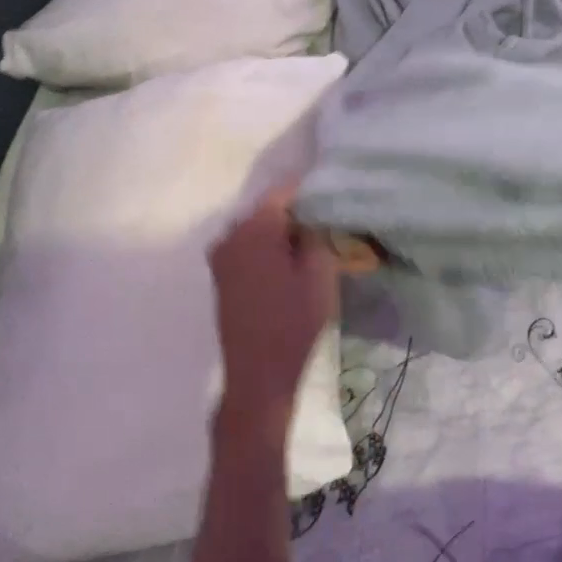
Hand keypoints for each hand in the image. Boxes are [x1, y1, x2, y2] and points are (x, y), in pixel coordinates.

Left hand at [208, 183, 337, 418]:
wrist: (258, 373)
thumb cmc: (294, 320)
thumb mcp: (320, 271)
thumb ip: (316, 232)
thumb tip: (315, 210)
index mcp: (253, 229)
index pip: (286, 190)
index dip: (314, 188)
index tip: (340, 190)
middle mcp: (229, 236)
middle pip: (271, 207)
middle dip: (301, 209)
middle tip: (334, 217)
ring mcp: (221, 257)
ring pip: (262, 227)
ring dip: (288, 229)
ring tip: (320, 238)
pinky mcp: (223, 276)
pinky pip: (252, 245)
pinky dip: (274, 245)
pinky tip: (297, 259)